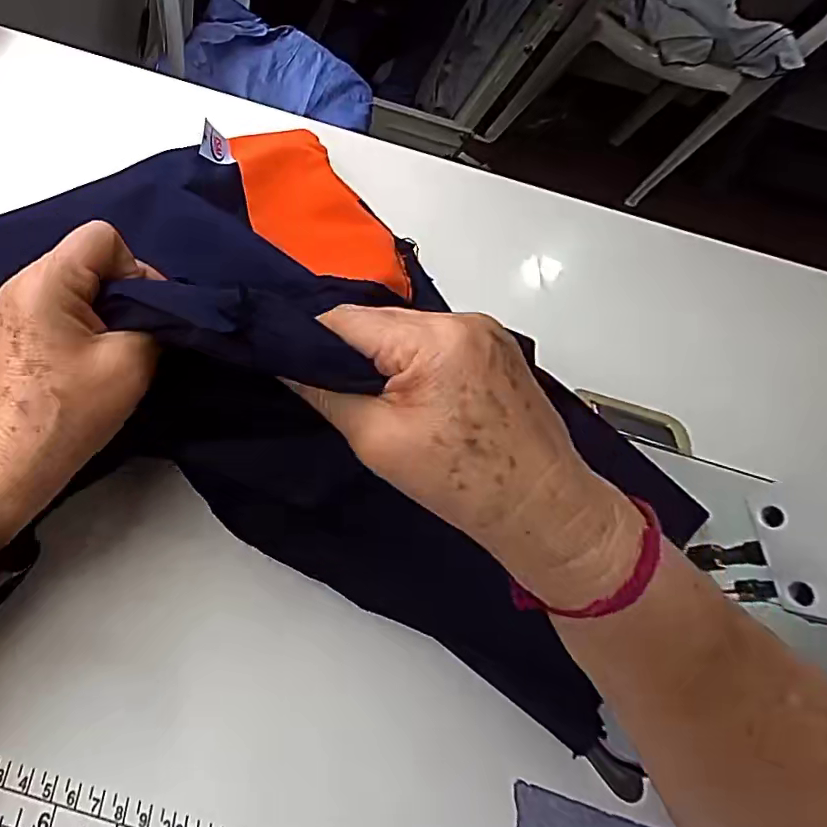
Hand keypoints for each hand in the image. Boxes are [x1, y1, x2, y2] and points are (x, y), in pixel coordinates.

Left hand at [0, 221, 161, 548]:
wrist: (6, 464)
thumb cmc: (63, 415)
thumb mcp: (130, 363)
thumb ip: (153, 320)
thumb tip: (153, 310)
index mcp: (43, 280)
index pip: (101, 236)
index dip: (133, 268)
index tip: (140, 314)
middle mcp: (20, 284)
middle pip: (87, 259)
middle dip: (119, 292)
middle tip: (132, 338)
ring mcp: (11, 308)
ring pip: (74, 285)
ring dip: (101, 313)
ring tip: (110, 355)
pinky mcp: (12, 332)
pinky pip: (57, 308)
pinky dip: (80, 326)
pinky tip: (86, 363)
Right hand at [285, 306, 645, 608]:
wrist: (542, 507)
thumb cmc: (463, 481)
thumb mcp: (371, 437)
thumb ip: (322, 392)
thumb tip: (284, 367)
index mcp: (435, 340)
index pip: (344, 318)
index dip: (308, 339)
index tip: (287, 362)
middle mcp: (463, 322)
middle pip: (373, 319)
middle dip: (343, 348)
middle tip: (324, 385)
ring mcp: (482, 331)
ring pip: (398, 328)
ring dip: (374, 353)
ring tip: (365, 392)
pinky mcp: (491, 345)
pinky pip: (426, 338)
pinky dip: (403, 358)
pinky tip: (399, 390)